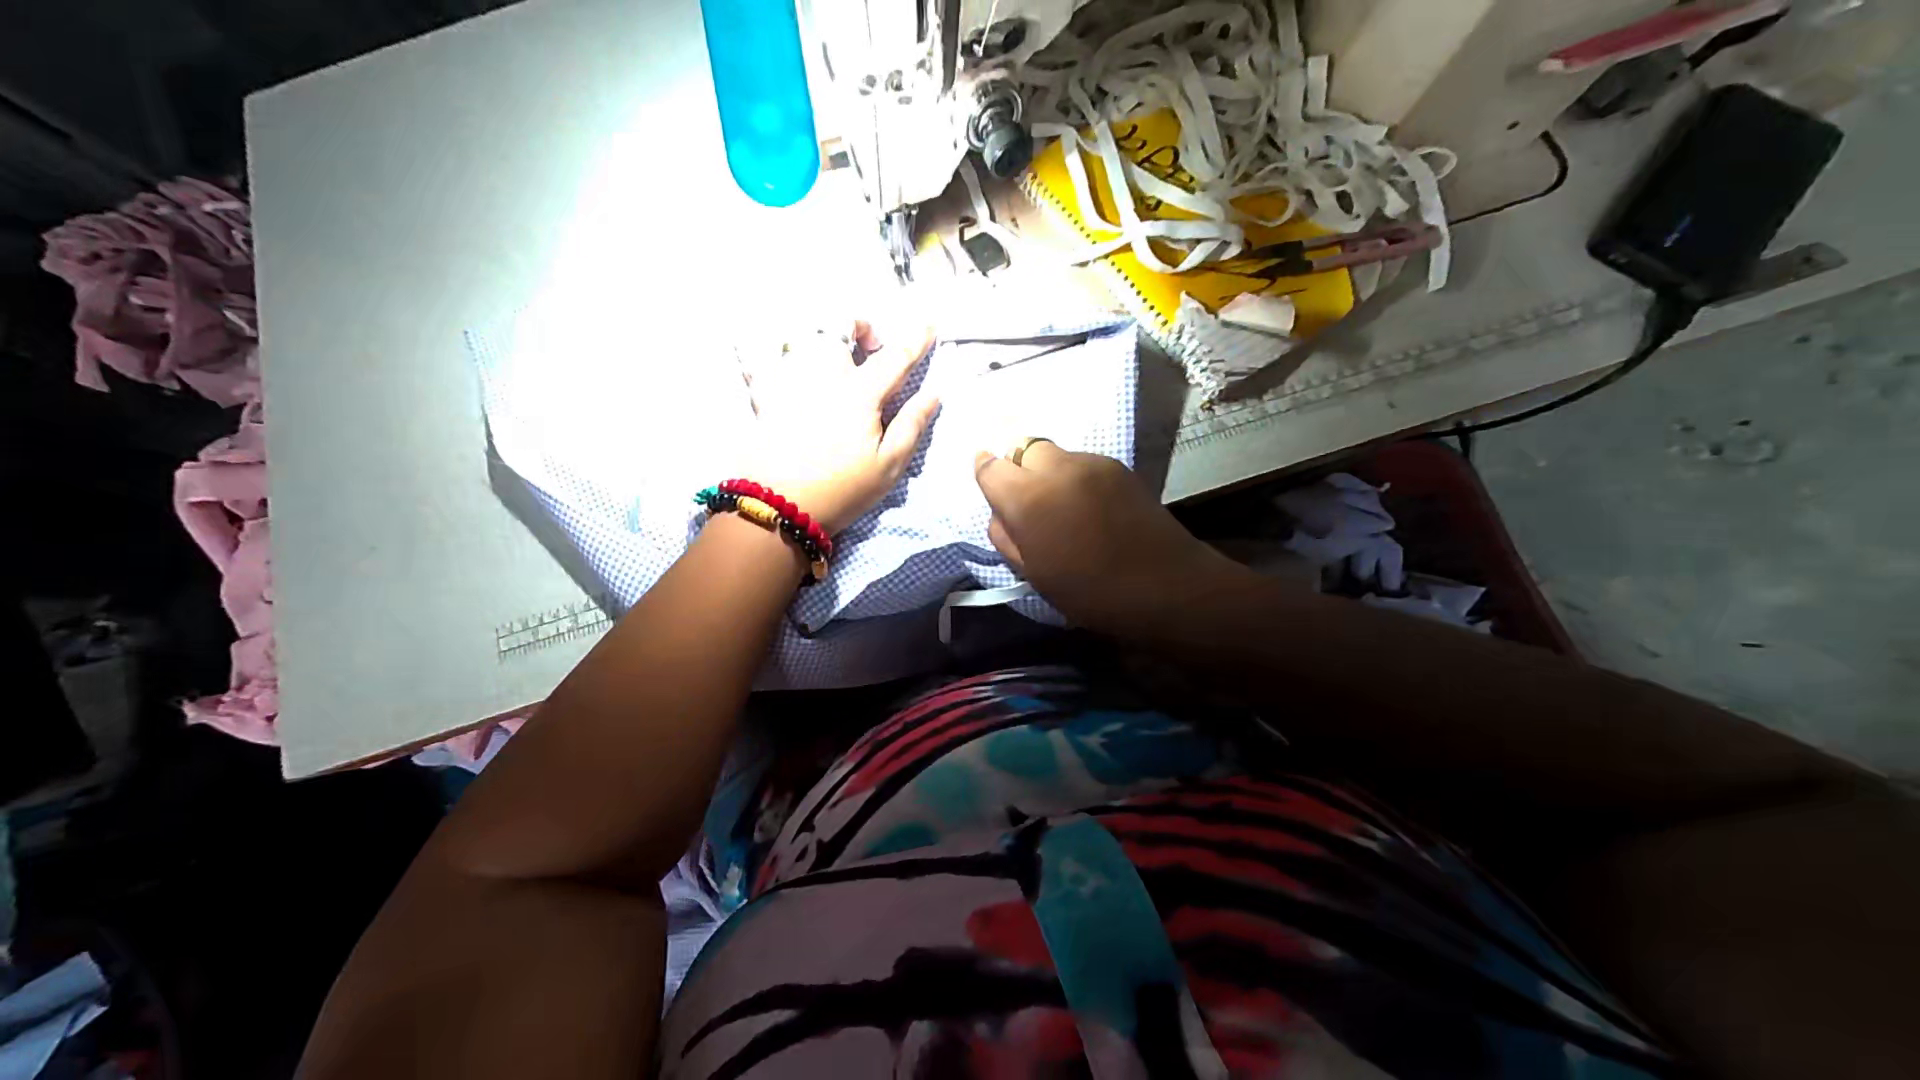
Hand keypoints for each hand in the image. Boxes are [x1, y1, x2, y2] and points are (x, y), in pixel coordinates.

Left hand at [748, 320, 939, 533]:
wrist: (776, 508)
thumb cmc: (841, 491)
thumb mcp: (888, 466)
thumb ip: (911, 426)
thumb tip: (932, 394)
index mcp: (859, 393)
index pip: (894, 357)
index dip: (914, 340)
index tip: (928, 328)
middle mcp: (823, 377)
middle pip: (838, 328)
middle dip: (859, 326)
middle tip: (870, 345)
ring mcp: (789, 383)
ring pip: (800, 336)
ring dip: (820, 336)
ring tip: (830, 353)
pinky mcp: (763, 397)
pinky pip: (761, 359)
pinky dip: (770, 352)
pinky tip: (775, 364)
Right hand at [975, 440, 1247, 634]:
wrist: (1163, 585)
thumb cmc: (1089, 593)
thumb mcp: (1033, 574)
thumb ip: (1007, 537)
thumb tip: (1001, 513)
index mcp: (1028, 498)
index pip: (990, 467)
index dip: (986, 474)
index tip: (991, 487)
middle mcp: (1056, 468)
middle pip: (1024, 448)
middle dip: (1020, 468)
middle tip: (1030, 501)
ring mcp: (1091, 463)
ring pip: (1056, 454)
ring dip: (1051, 473)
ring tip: (1066, 507)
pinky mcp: (1119, 467)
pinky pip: (1084, 463)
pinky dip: (1077, 478)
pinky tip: (1093, 507)